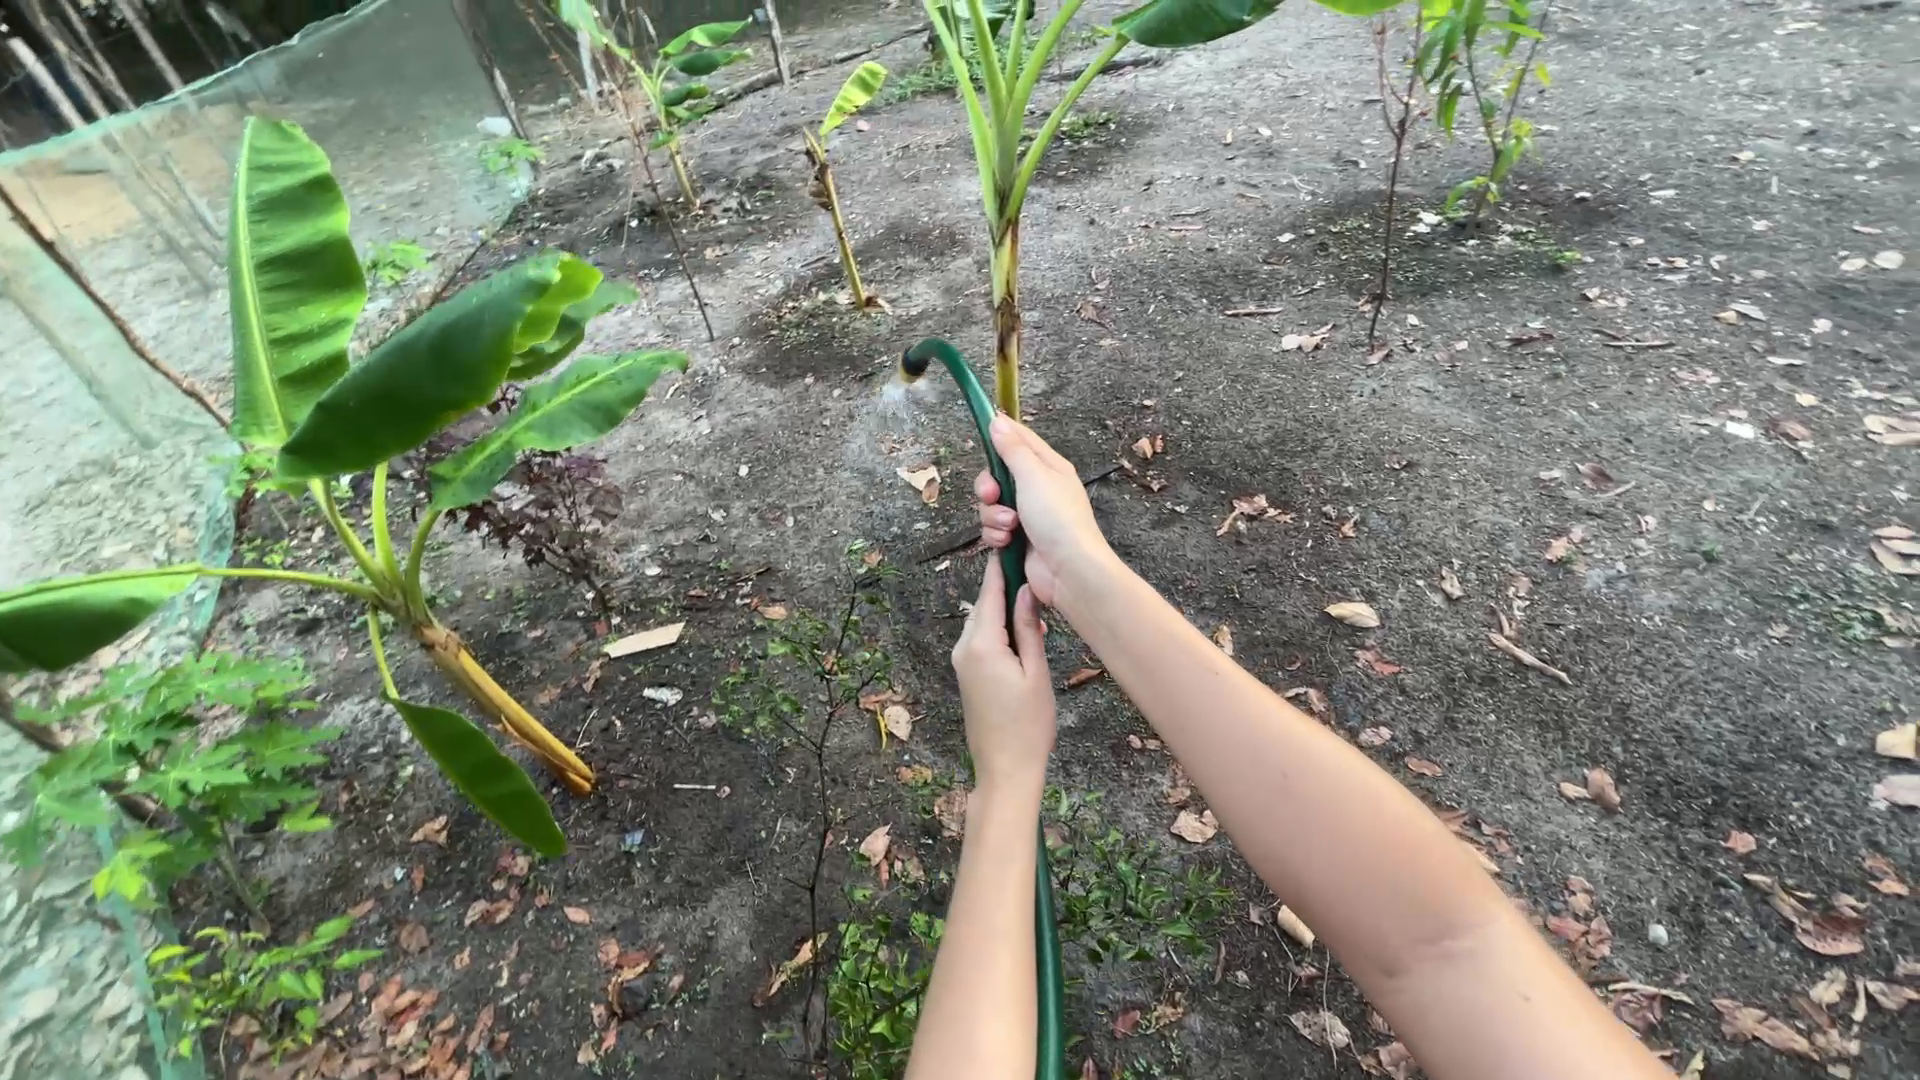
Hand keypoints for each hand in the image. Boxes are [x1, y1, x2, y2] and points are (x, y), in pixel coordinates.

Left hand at [951, 557, 1055, 791]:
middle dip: (1006, 588)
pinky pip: (981, 640)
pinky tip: (1021, 633)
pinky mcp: (965, 674)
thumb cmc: (1028, 725)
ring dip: (1004, 611)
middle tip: (1033, 572)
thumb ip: (1029, 627)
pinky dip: (999, 630)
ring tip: (1035, 606)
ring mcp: (961, 662)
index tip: (1011, 542)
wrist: (1004, 769)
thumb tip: (1027, 590)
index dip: (1002, 567)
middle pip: (985, 606)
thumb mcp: (1036, 672)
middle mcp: (964, 648)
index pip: (991, 593)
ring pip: (983, 623)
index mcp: (981, 644)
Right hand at [974, 415, 1112, 608]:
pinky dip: (996, 535)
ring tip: (1009, 526)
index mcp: (1048, 467)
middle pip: (998, 476)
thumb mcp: (1034, 476)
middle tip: (992, 495)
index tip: (983, 428)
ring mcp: (1027, 515)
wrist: (1068, 570)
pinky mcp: (1017, 539)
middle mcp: (1037, 489)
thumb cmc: (1058, 519)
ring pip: (992, 505)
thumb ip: (1013, 449)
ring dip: (993, 516)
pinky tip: (1006, 542)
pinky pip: (993, 529)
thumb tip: (998, 421)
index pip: (1021, 440)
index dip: (1002, 434)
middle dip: (989, 487)